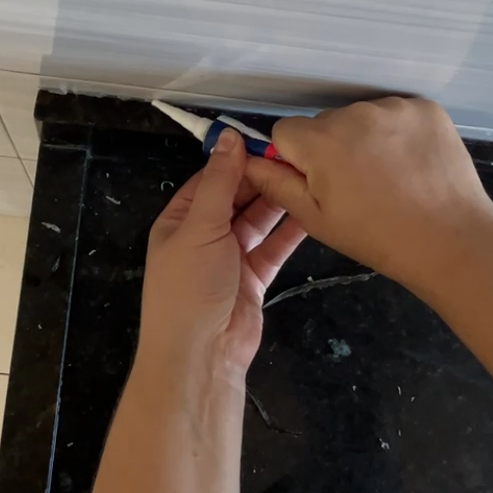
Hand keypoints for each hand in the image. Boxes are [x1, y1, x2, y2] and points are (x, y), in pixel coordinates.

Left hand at [139, 131, 307, 389]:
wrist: (200, 354)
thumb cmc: (190, 285)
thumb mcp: (200, 227)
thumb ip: (219, 182)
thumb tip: (229, 138)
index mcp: (180, 219)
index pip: (210, 179)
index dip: (237, 160)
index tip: (269, 141)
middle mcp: (202, 234)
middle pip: (236, 197)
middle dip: (262, 180)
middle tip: (299, 158)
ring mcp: (229, 257)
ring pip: (257, 221)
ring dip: (279, 202)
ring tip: (310, 178)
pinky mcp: (253, 277)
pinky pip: (273, 247)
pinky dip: (289, 231)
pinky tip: (312, 211)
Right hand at [243, 97, 492, 287]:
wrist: (451, 240)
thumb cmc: (375, 235)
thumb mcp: (315, 218)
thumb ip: (276, 183)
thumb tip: (247, 159)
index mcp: (319, 140)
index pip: (285, 131)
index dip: (295, 158)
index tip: (318, 182)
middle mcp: (352, 113)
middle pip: (324, 123)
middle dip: (331, 147)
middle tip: (356, 185)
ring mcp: (392, 107)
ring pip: (360, 117)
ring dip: (365, 138)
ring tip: (388, 176)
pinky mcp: (425, 108)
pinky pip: (396, 114)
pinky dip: (398, 133)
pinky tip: (411, 163)